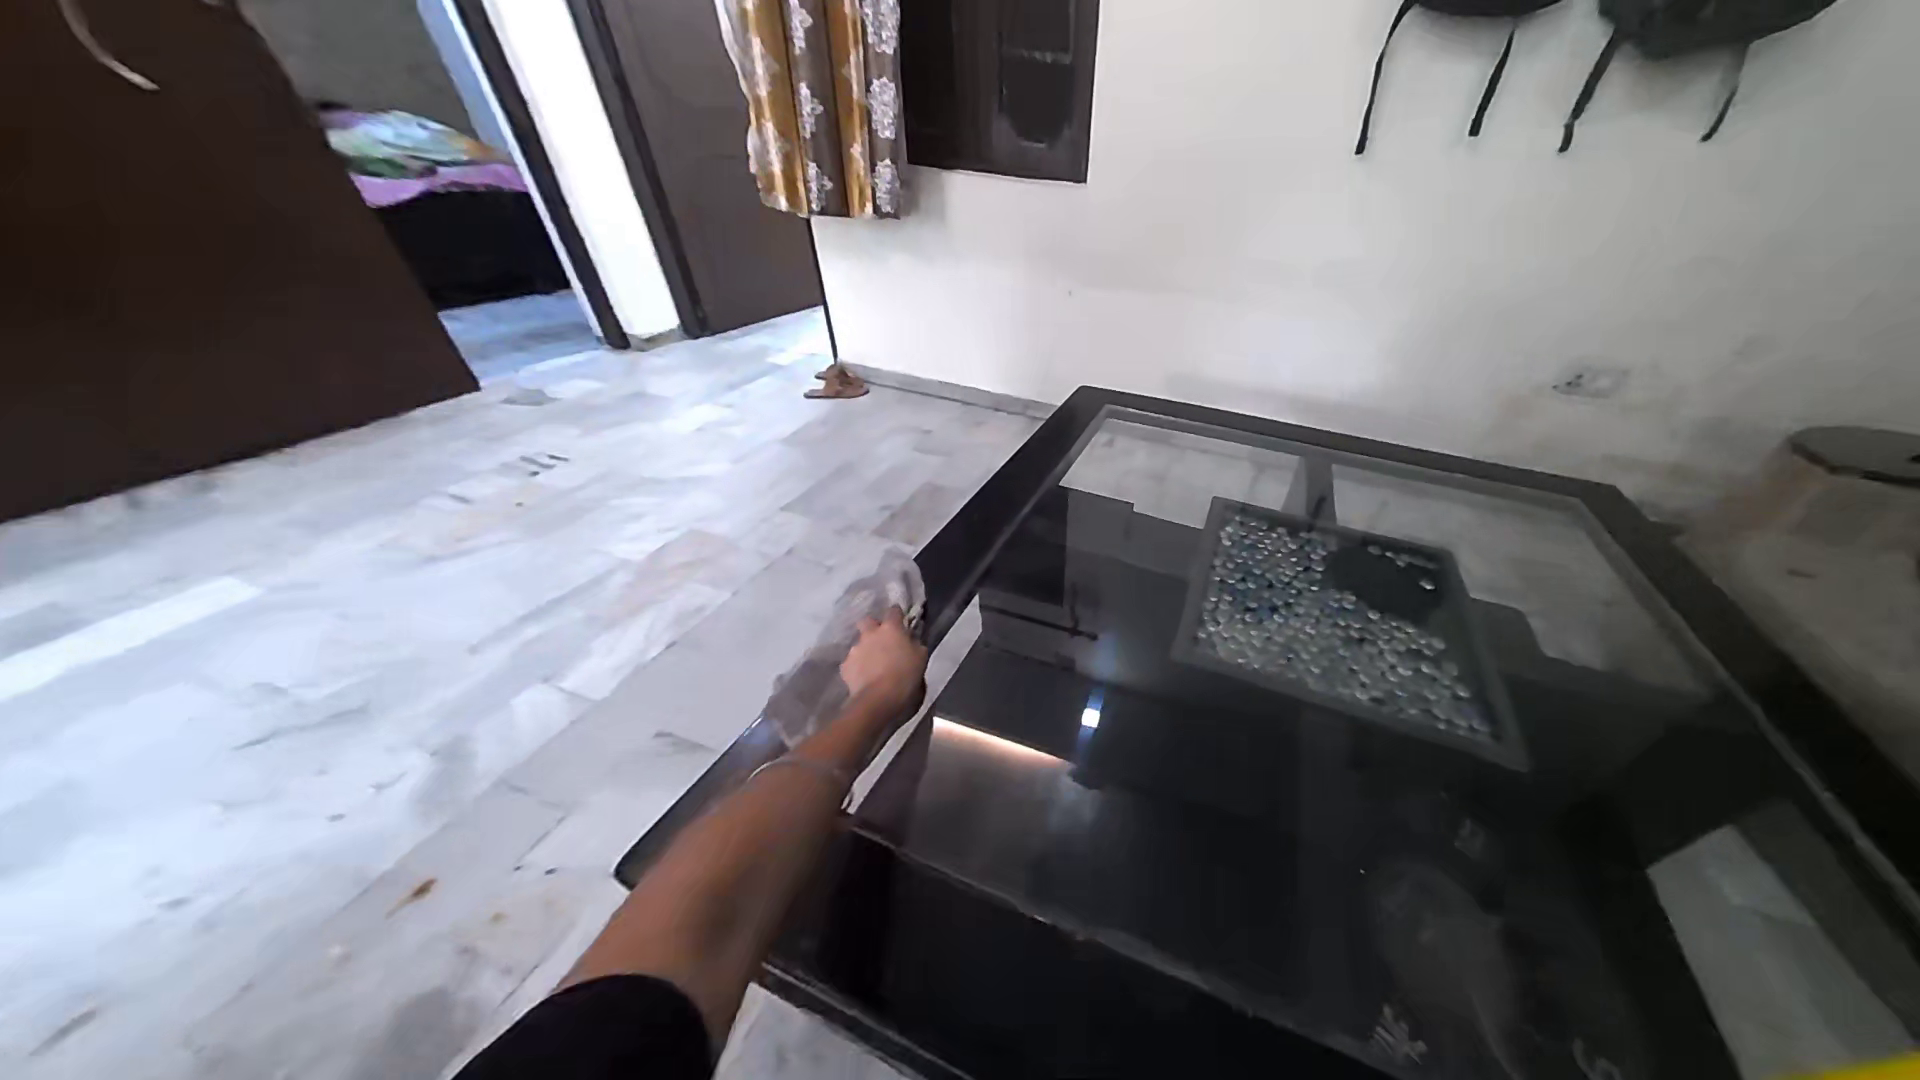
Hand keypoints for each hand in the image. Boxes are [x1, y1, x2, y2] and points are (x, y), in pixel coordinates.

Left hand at [840, 606, 926, 717]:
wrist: (879, 700)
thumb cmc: (905, 677)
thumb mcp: (921, 659)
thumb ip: (915, 645)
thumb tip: (911, 641)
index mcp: (891, 629)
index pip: (893, 611)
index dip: (897, 615)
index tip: (900, 621)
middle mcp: (870, 634)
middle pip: (867, 621)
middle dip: (873, 627)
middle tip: (881, 640)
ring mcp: (855, 649)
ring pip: (859, 643)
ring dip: (866, 650)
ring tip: (873, 665)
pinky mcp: (845, 666)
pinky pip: (852, 662)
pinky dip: (857, 667)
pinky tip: (863, 677)